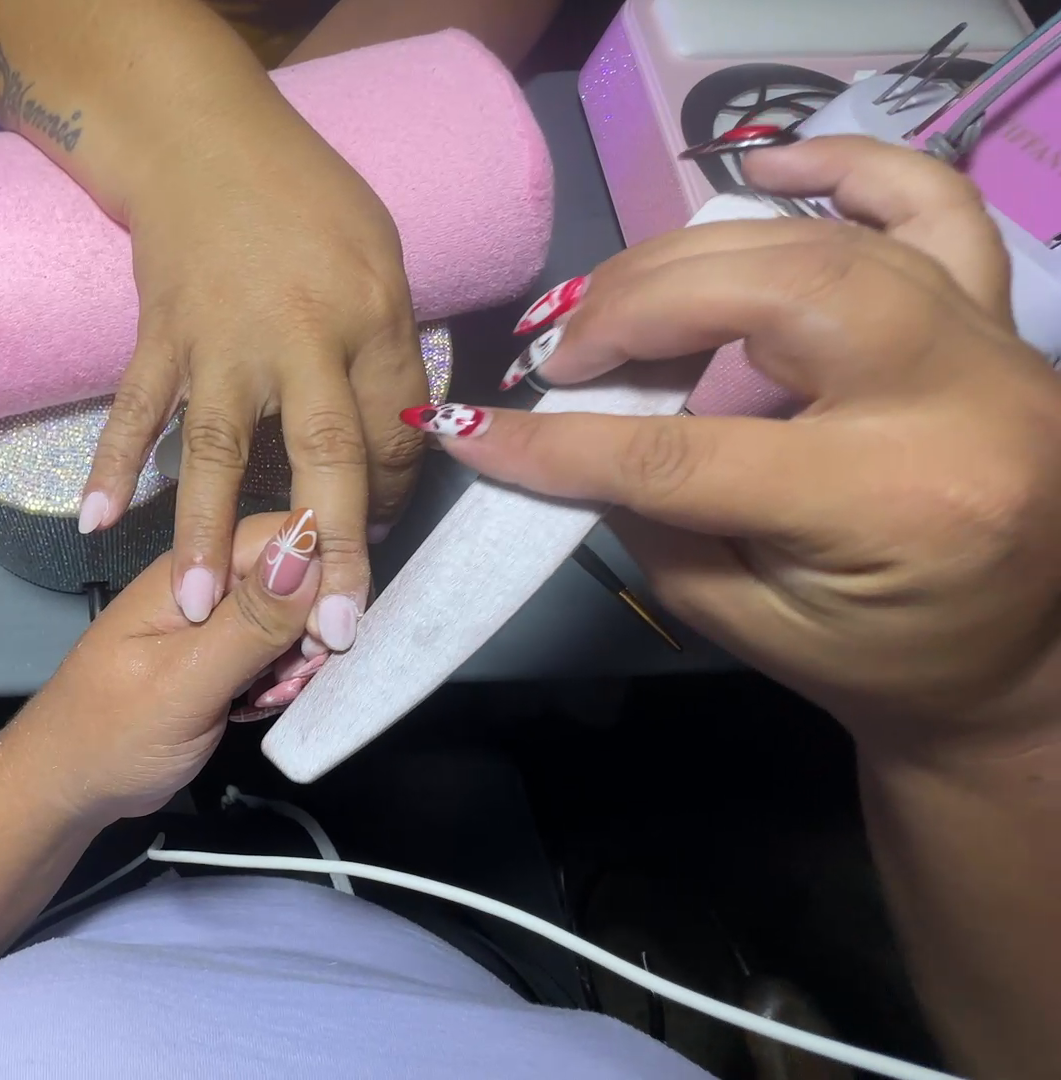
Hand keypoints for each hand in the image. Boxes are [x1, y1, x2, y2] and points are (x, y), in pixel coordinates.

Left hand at [13, 511, 322, 821]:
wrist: (72, 784)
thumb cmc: (116, 731)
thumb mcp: (186, 680)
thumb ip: (250, 621)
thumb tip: (308, 547)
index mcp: (189, 569)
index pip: (280, 535)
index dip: (320, 574)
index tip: (328, 635)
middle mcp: (205, 584)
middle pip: (293, 578)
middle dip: (307, 629)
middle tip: (286, 680)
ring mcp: (213, 623)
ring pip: (289, 621)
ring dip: (294, 662)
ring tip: (265, 700)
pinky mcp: (221, 658)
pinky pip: (273, 654)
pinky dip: (279, 681)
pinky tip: (258, 707)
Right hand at [78, 105, 430, 652]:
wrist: (208, 144)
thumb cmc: (310, 201)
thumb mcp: (381, 261)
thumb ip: (388, 353)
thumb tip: (385, 445)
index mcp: (373, 314)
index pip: (394, 431)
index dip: (392, 499)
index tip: (375, 543)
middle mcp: (300, 337)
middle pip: (323, 454)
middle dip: (330, 548)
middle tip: (329, 632)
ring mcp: (220, 342)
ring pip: (217, 450)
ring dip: (206, 532)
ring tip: (198, 608)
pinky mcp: (159, 339)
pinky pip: (135, 411)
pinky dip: (110, 466)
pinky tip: (90, 522)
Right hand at [414, 138, 1060, 753]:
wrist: (1019, 652)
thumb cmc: (863, 652)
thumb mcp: (728, 611)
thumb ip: (645, 515)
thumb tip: (565, 437)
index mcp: (885, 503)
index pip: (676, 455)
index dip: (551, 442)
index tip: (463, 428)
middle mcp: (955, 400)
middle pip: (772, 296)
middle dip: (631, 312)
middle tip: (561, 357)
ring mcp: (991, 342)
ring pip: (823, 242)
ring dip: (683, 260)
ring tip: (607, 307)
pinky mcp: (994, 318)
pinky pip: (933, 207)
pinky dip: (846, 169)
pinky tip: (763, 163)